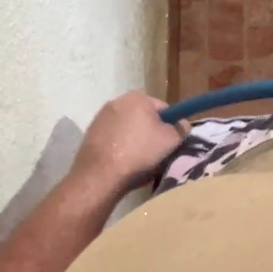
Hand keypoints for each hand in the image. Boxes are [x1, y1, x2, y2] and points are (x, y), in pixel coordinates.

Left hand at [72, 90, 187, 192]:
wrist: (100, 174)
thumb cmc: (139, 152)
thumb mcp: (171, 140)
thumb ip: (181, 128)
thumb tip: (182, 123)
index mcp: (138, 97)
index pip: (162, 107)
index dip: (170, 124)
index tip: (170, 140)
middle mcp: (117, 101)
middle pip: (143, 116)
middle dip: (150, 130)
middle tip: (156, 150)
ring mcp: (101, 117)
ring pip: (127, 127)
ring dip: (133, 138)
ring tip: (138, 160)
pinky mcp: (90, 133)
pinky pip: (113, 137)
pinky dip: (119, 146)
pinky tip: (122, 162)